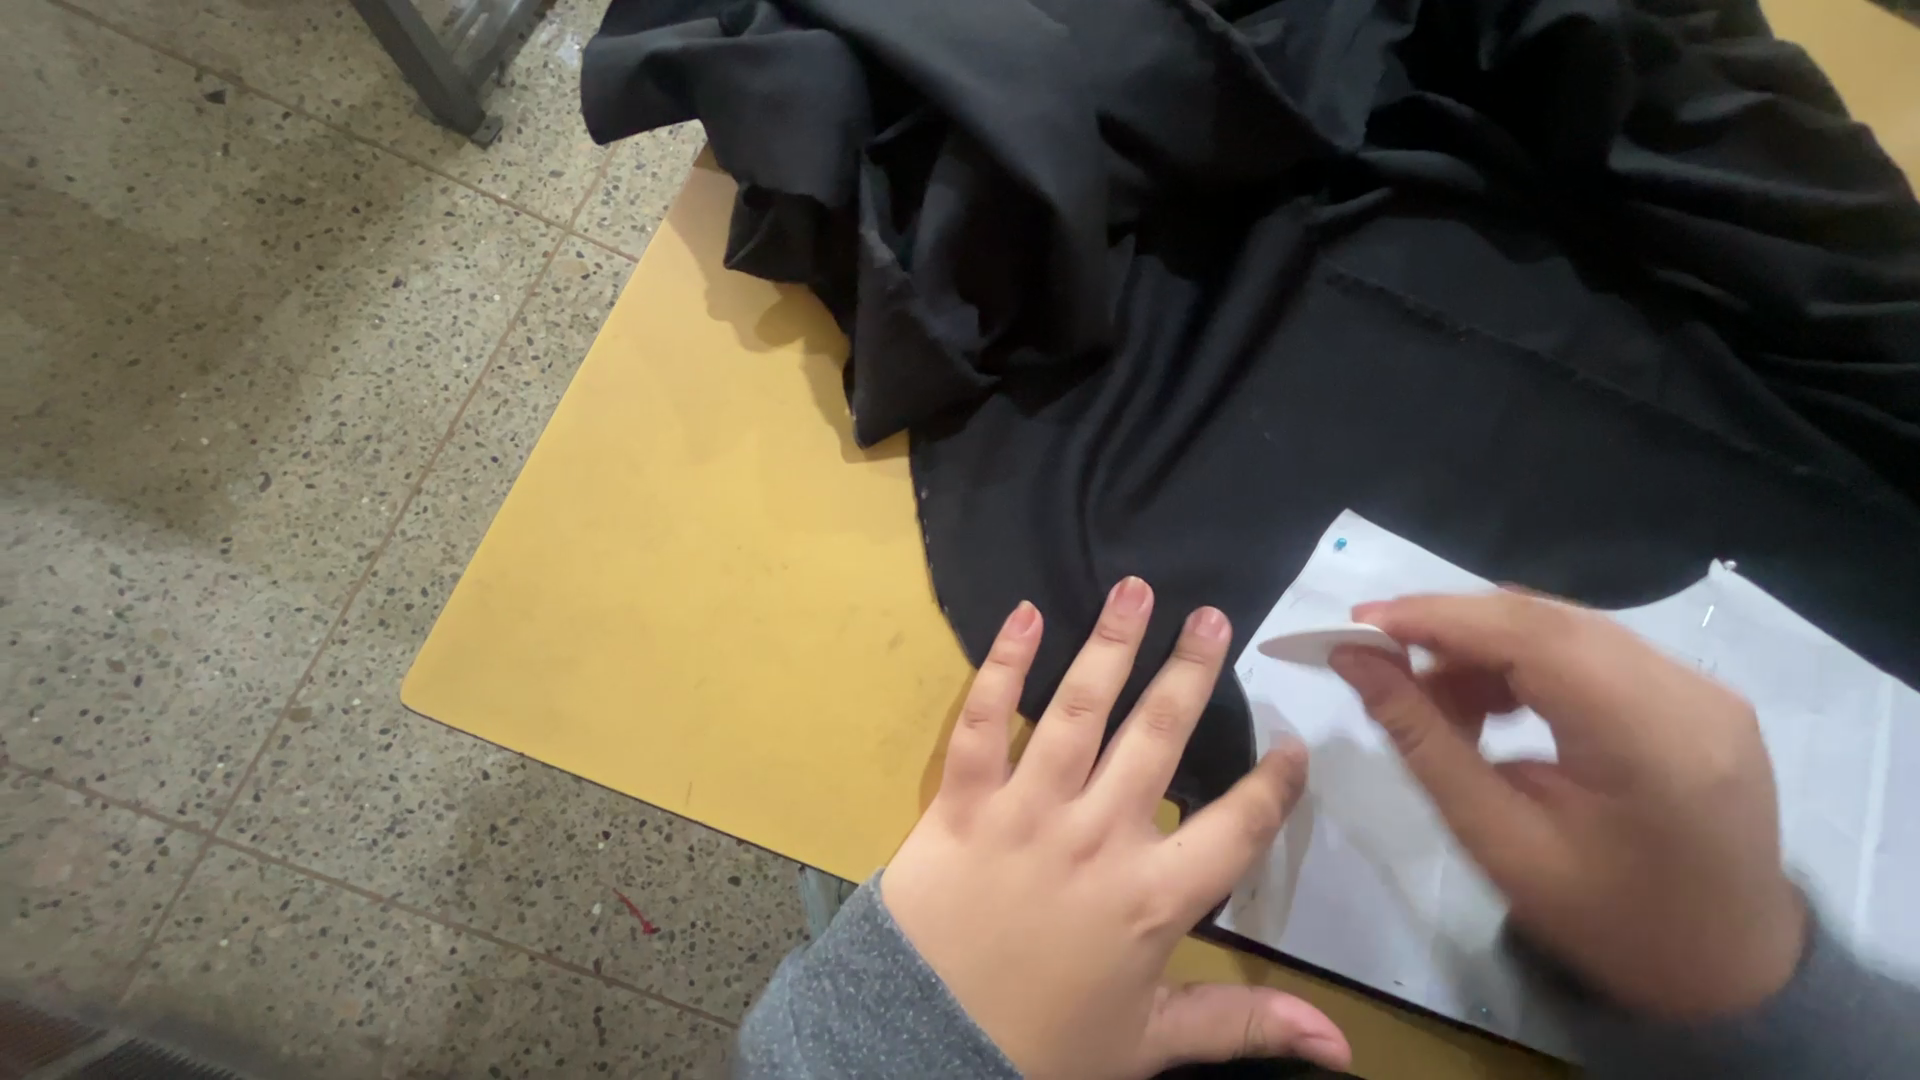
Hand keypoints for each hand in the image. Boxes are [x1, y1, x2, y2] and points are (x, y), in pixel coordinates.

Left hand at [882, 578, 1351, 1078]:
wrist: (925, 1042)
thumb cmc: (1040, 1042)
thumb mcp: (1148, 1043)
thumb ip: (1241, 1024)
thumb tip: (1342, 1044)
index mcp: (1151, 898)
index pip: (1234, 828)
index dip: (1273, 788)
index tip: (1295, 744)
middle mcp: (1097, 838)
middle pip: (1158, 737)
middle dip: (1191, 672)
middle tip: (1211, 617)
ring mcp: (1027, 810)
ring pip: (1079, 710)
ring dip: (1112, 643)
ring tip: (1134, 589)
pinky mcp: (965, 798)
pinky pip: (985, 721)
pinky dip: (1004, 665)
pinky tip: (1026, 615)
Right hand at [1329, 590, 1806, 1019]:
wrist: (1723, 969)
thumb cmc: (1600, 916)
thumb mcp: (1491, 834)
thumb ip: (1420, 737)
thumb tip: (1352, 660)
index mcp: (1653, 743)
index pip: (1534, 638)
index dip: (1439, 617)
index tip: (1360, 623)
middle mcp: (1692, 695)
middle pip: (1545, 619)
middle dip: (1449, 625)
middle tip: (1377, 651)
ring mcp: (1702, 688)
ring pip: (1559, 624)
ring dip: (1479, 645)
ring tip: (1433, 699)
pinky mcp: (1692, 690)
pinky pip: (1582, 645)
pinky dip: (1516, 660)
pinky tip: (1485, 704)